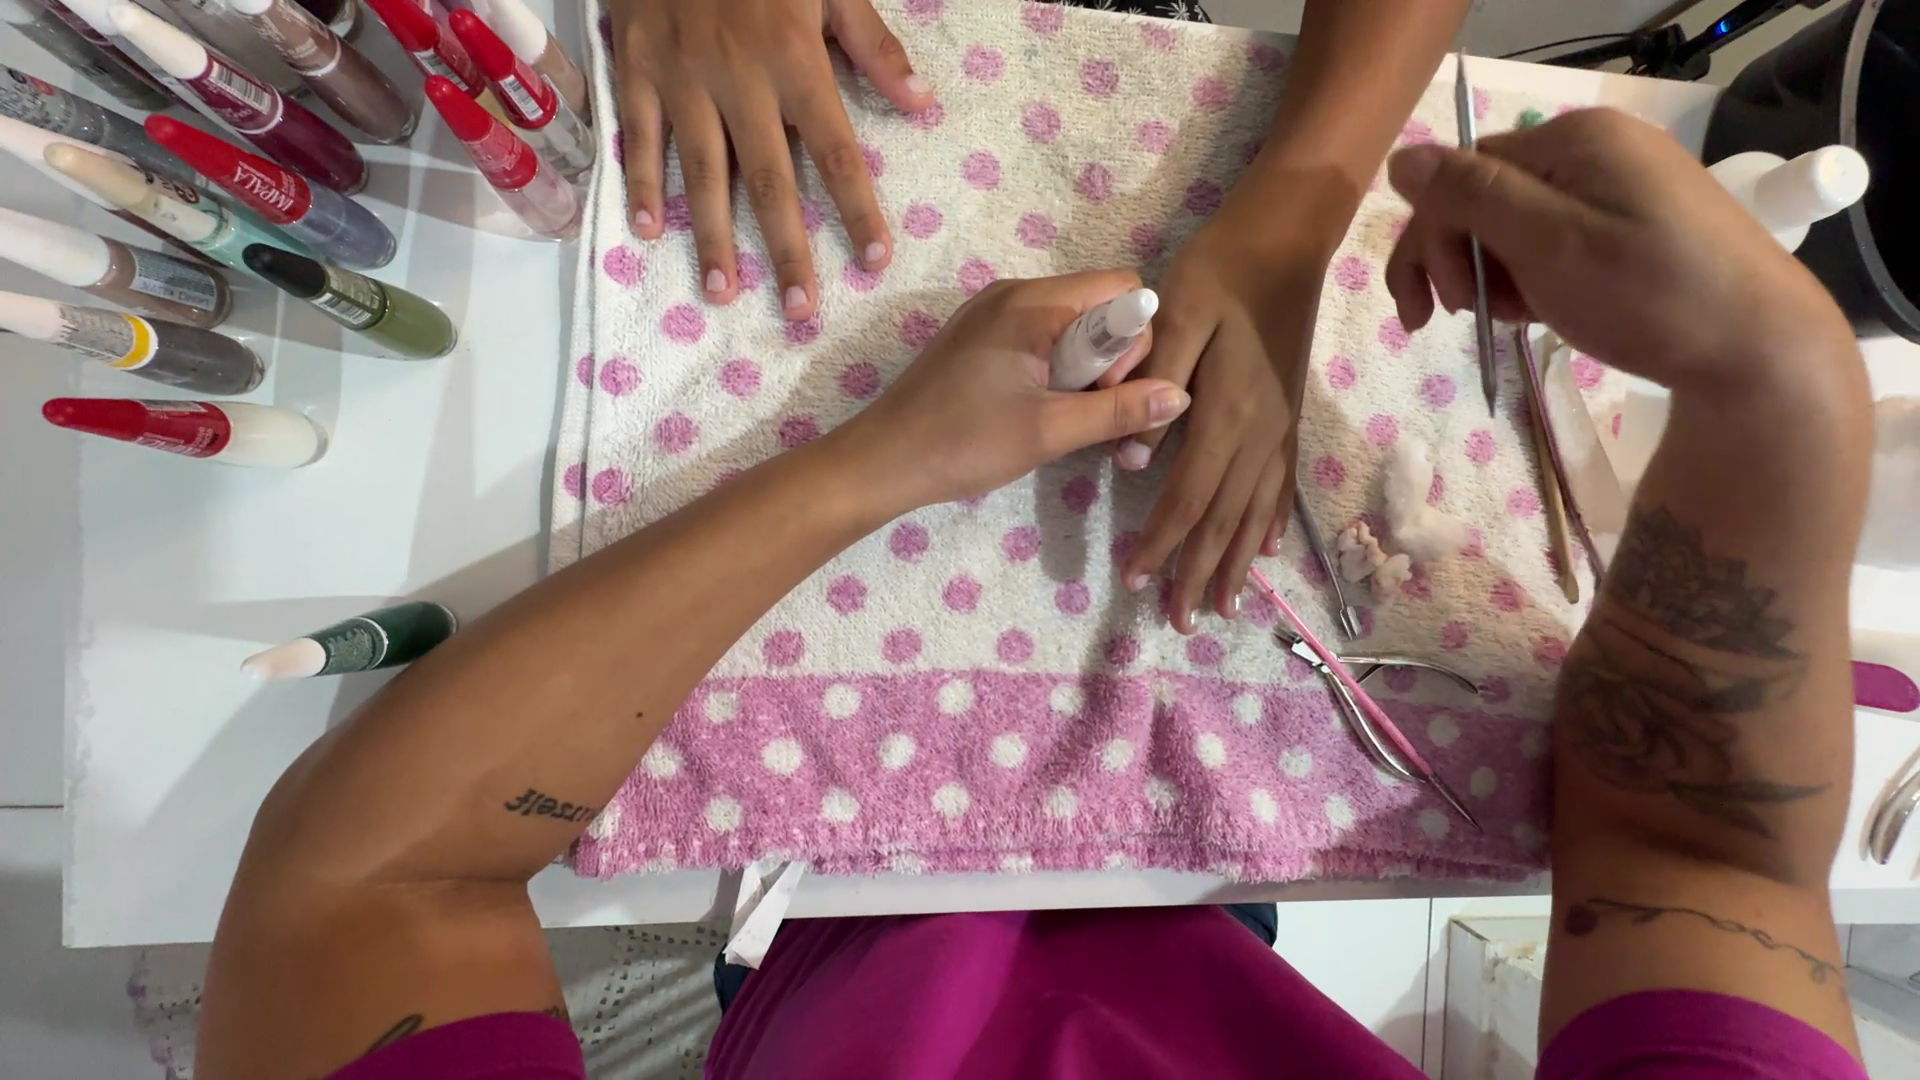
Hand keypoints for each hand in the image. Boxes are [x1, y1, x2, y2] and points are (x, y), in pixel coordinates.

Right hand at [610, 0, 934, 319]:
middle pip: (769, 182)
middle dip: (787, 250)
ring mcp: (682, 77)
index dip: (857, 209)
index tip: (875, 261)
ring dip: (712, 239)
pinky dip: (642, 183)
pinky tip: (648, 233)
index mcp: (796, 61)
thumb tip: (920, 102)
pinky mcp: (636, 66)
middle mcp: (740, 80)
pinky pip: (640, 135)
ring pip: (701, 173)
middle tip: (798, 312)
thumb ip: (873, 43)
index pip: (836, 151)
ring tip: (722, 295)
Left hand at [839, 271, 1191, 511]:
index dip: (1133, 339)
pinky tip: (1034, 408)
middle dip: (1108, 357)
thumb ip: (1119, 410)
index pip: (1122, 287)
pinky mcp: (977, 337)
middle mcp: (1013, 293)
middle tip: (1084, 409)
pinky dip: (1051, 368)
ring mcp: (990, 313)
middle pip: (1096, 303)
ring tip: (1057, 414)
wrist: (882, 460)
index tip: (1107, 391)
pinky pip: (1037, 337)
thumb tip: (1179, 394)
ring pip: (1067, 325)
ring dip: (1080, 368)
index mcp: (1032, 302)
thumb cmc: (963, 443)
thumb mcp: (1049, 430)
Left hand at [1114, 219, 1326, 634]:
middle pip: (1224, 519)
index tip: (1137, 582)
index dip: (1162, 543)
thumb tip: (1134, 461)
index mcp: (1227, 411)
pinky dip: (1269, 520)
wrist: (1285, 236)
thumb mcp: (1177, 317)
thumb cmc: (1219, 270)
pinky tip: (1265, 548)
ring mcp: (1280, 425)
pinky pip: (1281, 481)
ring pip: (1255, 510)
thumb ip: (1154, 387)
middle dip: (1198, 571)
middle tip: (1181, 621)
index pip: (1188, 497)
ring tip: (1224, 606)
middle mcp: (1261, 431)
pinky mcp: (1288, 414)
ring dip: (1236, 561)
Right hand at [1384, 108, 1854, 392]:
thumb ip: (1470, 197)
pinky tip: (1532, 307)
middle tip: (1455, 317)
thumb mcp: (1545, 243)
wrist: (1748, 344)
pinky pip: (1534, 240)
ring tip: (1508, 316)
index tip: (1435, 305)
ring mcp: (1603, 183)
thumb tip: (1400, 160)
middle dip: (1451, 261)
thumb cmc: (1644, 292)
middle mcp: (1585, 149)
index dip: (1431, 242)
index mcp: (1570, 141)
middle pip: (1473, 200)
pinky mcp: (1614, 219)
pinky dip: (1517, 279)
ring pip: (1498, 225)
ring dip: (1483, 275)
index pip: (1455, 177)